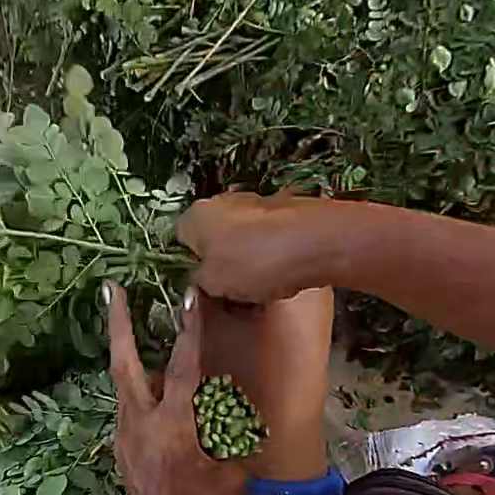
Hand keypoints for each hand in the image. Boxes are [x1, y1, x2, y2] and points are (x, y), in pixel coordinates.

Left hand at [106, 281, 247, 494]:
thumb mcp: (231, 469)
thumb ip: (233, 429)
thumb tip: (237, 397)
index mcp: (174, 426)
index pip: (183, 368)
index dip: (189, 330)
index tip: (189, 295)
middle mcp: (141, 421)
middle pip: (124, 362)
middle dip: (118, 323)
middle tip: (112, 288)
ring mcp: (125, 429)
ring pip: (122, 378)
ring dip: (124, 345)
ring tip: (122, 313)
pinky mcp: (120, 440)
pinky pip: (128, 398)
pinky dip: (136, 378)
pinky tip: (148, 374)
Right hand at [176, 193, 351, 302]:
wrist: (316, 242)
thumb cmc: (255, 262)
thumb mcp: (213, 284)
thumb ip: (198, 282)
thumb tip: (199, 280)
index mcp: (196, 214)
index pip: (178, 240)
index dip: (187, 266)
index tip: (199, 287)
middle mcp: (222, 201)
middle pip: (212, 238)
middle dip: (219, 264)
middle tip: (227, 293)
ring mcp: (256, 203)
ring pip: (241, 240)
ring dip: (245, 262)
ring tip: (256, 290)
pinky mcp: (285, 211)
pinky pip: (267, 239)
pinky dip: (269, 256)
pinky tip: (279, 277)